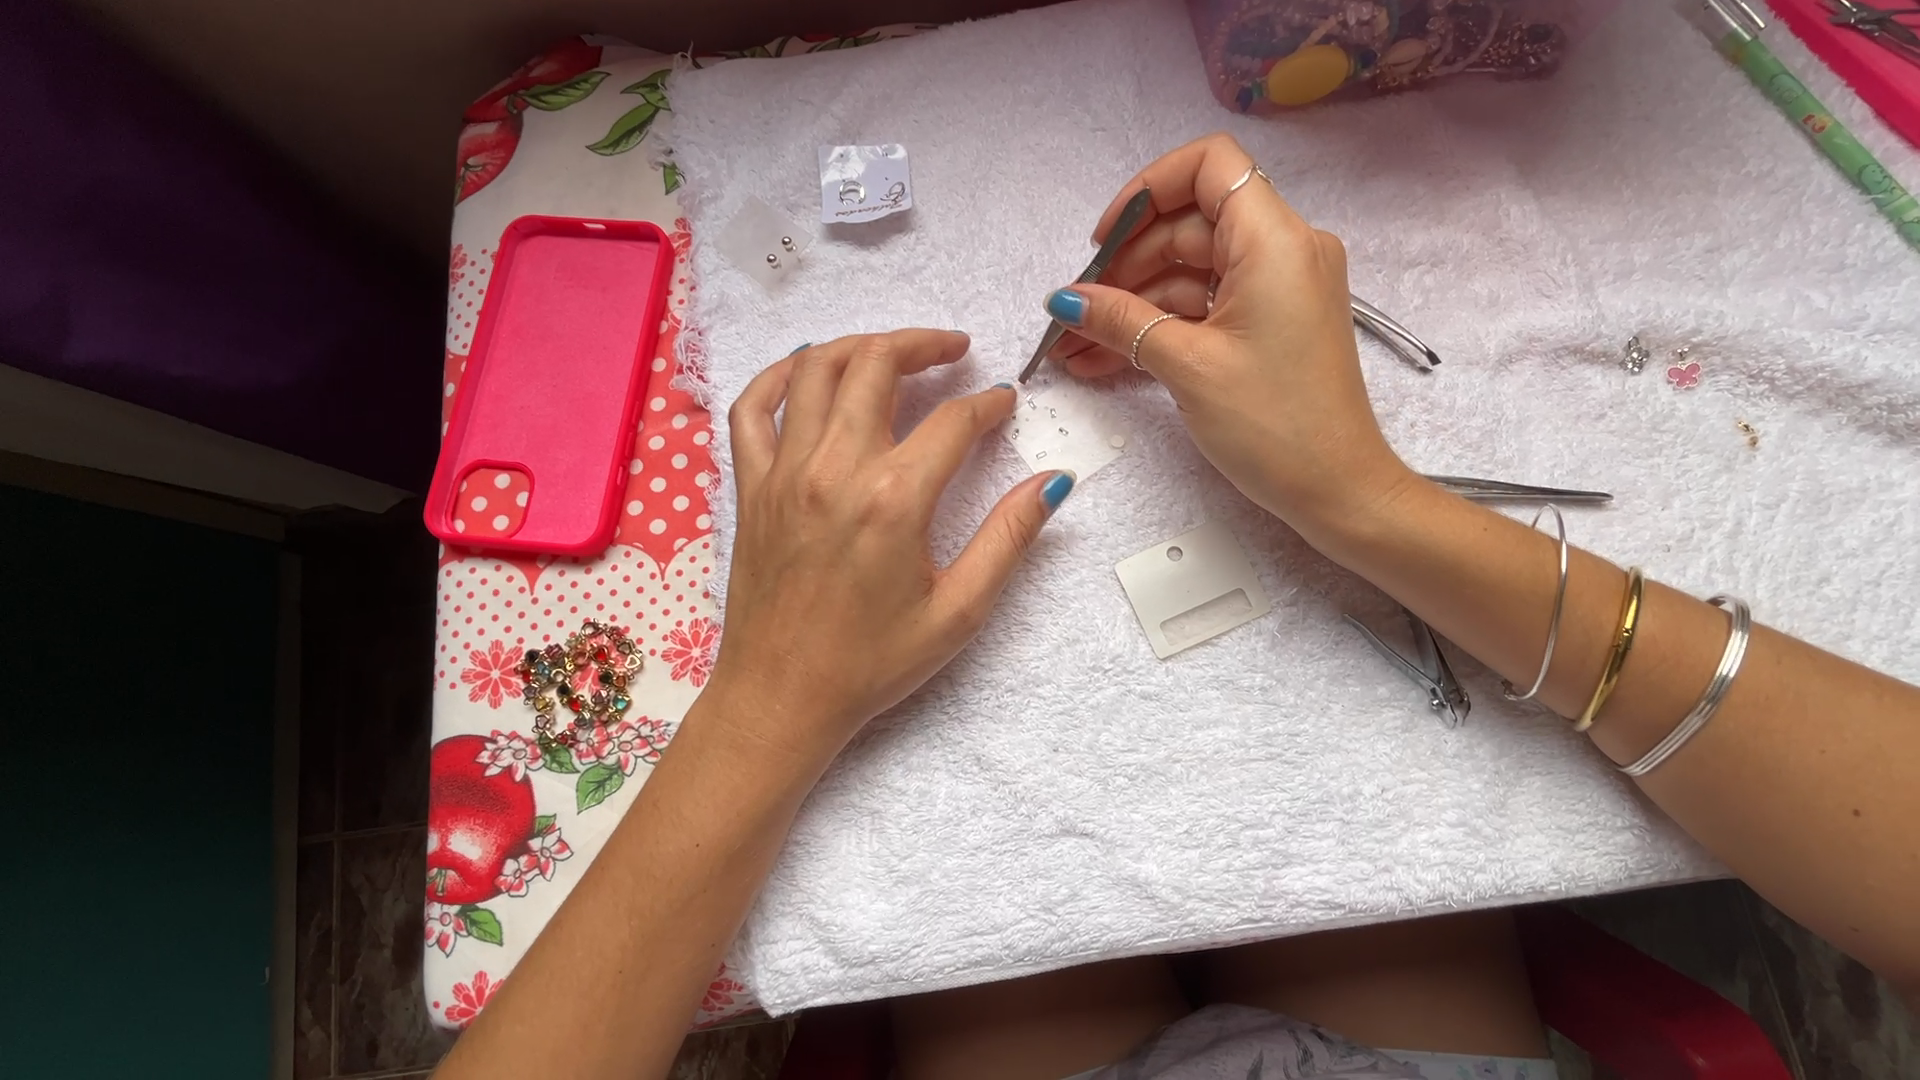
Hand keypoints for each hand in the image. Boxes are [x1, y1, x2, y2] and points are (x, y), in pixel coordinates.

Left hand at [710, 330, 1072, 759]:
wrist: (781, 697)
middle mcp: (834, 469)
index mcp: (893, 500)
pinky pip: (753, 407)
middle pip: (877, 365)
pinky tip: (807, 368)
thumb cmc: (873, 663)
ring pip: (817, 369)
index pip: (953, 421)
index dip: (988, 404)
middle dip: (923, 345)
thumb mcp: (959, 611)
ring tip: (893, 351)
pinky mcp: (751, 486)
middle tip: (954, 348)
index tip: (1005, 402)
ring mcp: (783, 472)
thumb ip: (1008, 538)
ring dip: (861, 345)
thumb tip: (1054, 481)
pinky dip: (780, 374)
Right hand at [1041, 133, 1413, 543]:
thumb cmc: (1273, 425)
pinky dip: (1156, 330)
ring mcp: (1273, 291)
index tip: (1102, 241)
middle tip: (1073, 314)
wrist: (1336, 490)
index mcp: (1274, 240)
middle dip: (1122, 269)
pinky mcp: (1265, 326)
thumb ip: (1122, 322)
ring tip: (1073, 349)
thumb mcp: (1188, 366)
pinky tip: (1104, 358)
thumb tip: (1064, 300)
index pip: (1208, 168)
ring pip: (1187, 277)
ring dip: (1129, 309)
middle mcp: (1280, 251)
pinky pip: (1201, 310)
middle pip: (1186, 229)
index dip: (1147, 190)